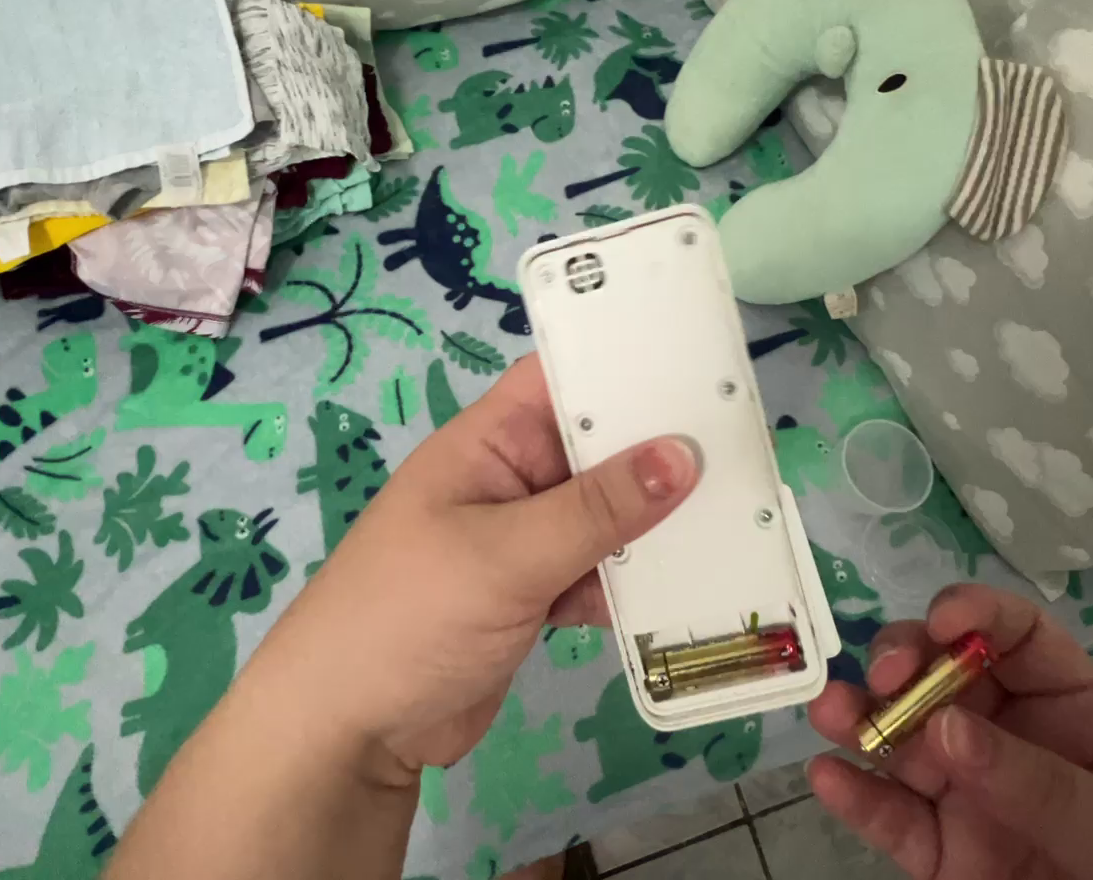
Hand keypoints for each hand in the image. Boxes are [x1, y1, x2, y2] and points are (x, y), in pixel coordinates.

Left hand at [230, 355, 699, 783]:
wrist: (351, 731)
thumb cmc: (410, 614)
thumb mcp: (506, 555)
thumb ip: (597, 510)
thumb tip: (683, 455)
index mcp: (489, 442)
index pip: (559, 378)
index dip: (620, 363)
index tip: (697, 361)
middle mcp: (510, 479)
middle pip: (593, 448)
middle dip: (654, 450)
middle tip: (741, 444)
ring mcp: (523, 538)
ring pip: (602, 514)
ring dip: (651, 522)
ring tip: (733, 514)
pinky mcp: (534, 592)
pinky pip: (596, 569)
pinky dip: (630, 579)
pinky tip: (683, 586)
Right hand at [805, 585, 1092, 879]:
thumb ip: (1058, 791)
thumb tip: (947, 727)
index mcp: (1080, 717)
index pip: (1018, 638)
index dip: (975, 611)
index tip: (940, 621)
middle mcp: (1013, 743)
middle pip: (942, 673)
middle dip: (903, 659)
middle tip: (884, 679)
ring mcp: (974, 799)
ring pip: (902, 736)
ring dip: (859, 713)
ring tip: (831, 711)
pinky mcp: (947, 860)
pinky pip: (894, 820)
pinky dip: (855, 796)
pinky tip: (828, 776)